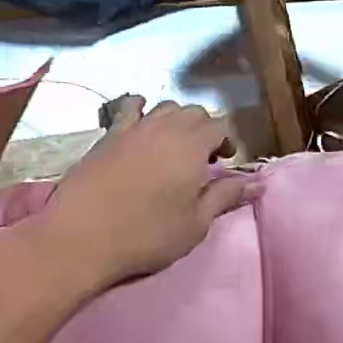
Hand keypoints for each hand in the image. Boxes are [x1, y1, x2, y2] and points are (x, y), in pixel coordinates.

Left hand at [26, 102, 255, 292]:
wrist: (82, 235)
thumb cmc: (147, 234)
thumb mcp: (195, 223)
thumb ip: (226, 196)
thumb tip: (259, 183)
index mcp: (192, 145)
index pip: (219, 127)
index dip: (225, 143)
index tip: (223, 164)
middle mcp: (165, 127)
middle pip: (193, 113)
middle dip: (203, 130)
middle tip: (200, 159)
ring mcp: (134, 127)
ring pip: (164, 107)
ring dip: (175, 120)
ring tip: (172, 146)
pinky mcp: (108, 134)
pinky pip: (128, 108)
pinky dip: (140, 108)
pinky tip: (139, 122)